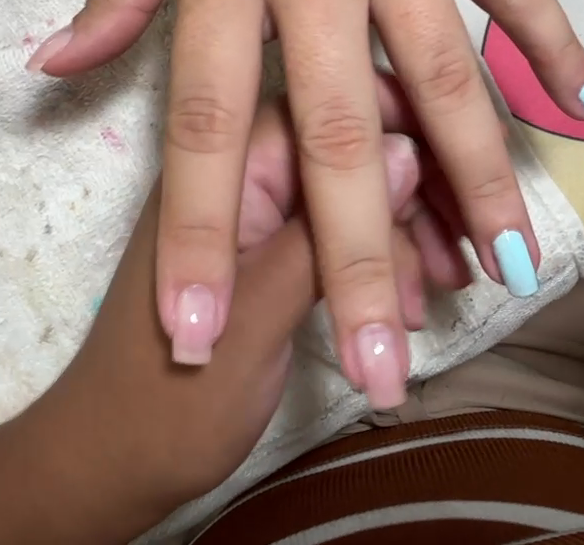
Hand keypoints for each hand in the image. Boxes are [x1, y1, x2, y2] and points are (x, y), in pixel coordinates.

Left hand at [23, 97, 458, 533]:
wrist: (114, 470)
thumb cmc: (173, 398)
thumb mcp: (258, 318)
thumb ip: (326, 236)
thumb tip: (405, 151)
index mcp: (225, 168)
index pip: (325, 113)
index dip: (403, 130)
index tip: (466, 176)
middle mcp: (246, 175)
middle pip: (349, 152)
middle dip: (415, 194)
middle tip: (469, 251)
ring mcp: (261, 214)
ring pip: (352, 196)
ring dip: (406, 238)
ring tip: (445, 290)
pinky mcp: (274, 252)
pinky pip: (341, 237)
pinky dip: (382, 267)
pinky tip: (414, 306)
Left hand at [32, 0, 583, 403]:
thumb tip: (58, 69)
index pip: (212, 128)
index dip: (200, 237)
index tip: (198, 335)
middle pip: (344, 134)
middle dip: (360, 260)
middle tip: (385, 366)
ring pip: (446, 75)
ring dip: (476, 176)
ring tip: (501, 266)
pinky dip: (552, 38)